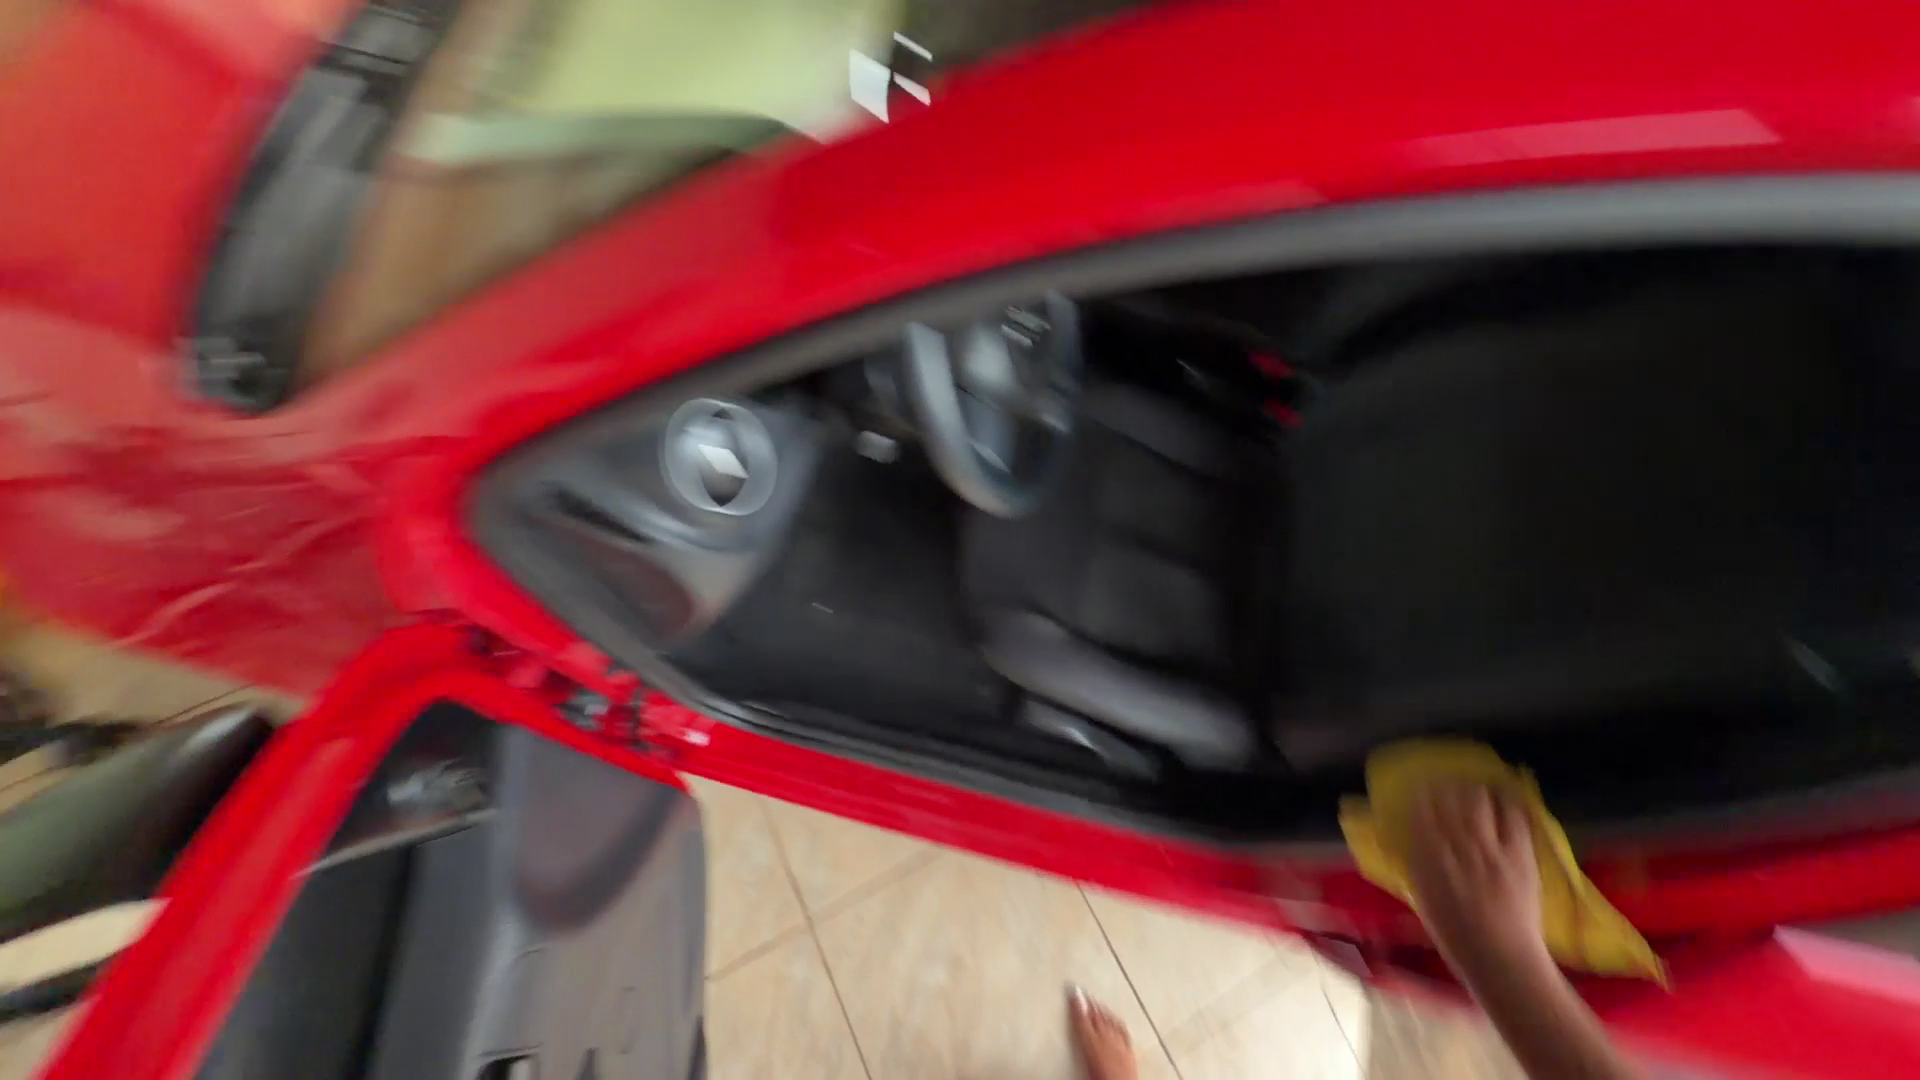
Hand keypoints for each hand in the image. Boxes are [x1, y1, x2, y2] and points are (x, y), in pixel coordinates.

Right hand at [1403, 783, 1550, 979]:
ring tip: (1477, 786)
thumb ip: (1415, 861)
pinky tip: (1507, 798)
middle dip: (1450, 784)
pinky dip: (1511, 804)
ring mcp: (1492, 848)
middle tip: (1449, 782)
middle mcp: (1458, 843)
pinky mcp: (1521, 855)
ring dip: (1477, 789)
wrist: (1500, 958)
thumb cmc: (1452, 932)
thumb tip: (1408, 837)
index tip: (1420, 787)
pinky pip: (1517, 819)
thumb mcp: (1421, 893)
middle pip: (1452, 796)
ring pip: (1482, 801)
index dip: (1421, 791)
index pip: (1421, 807)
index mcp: (1428, 853)